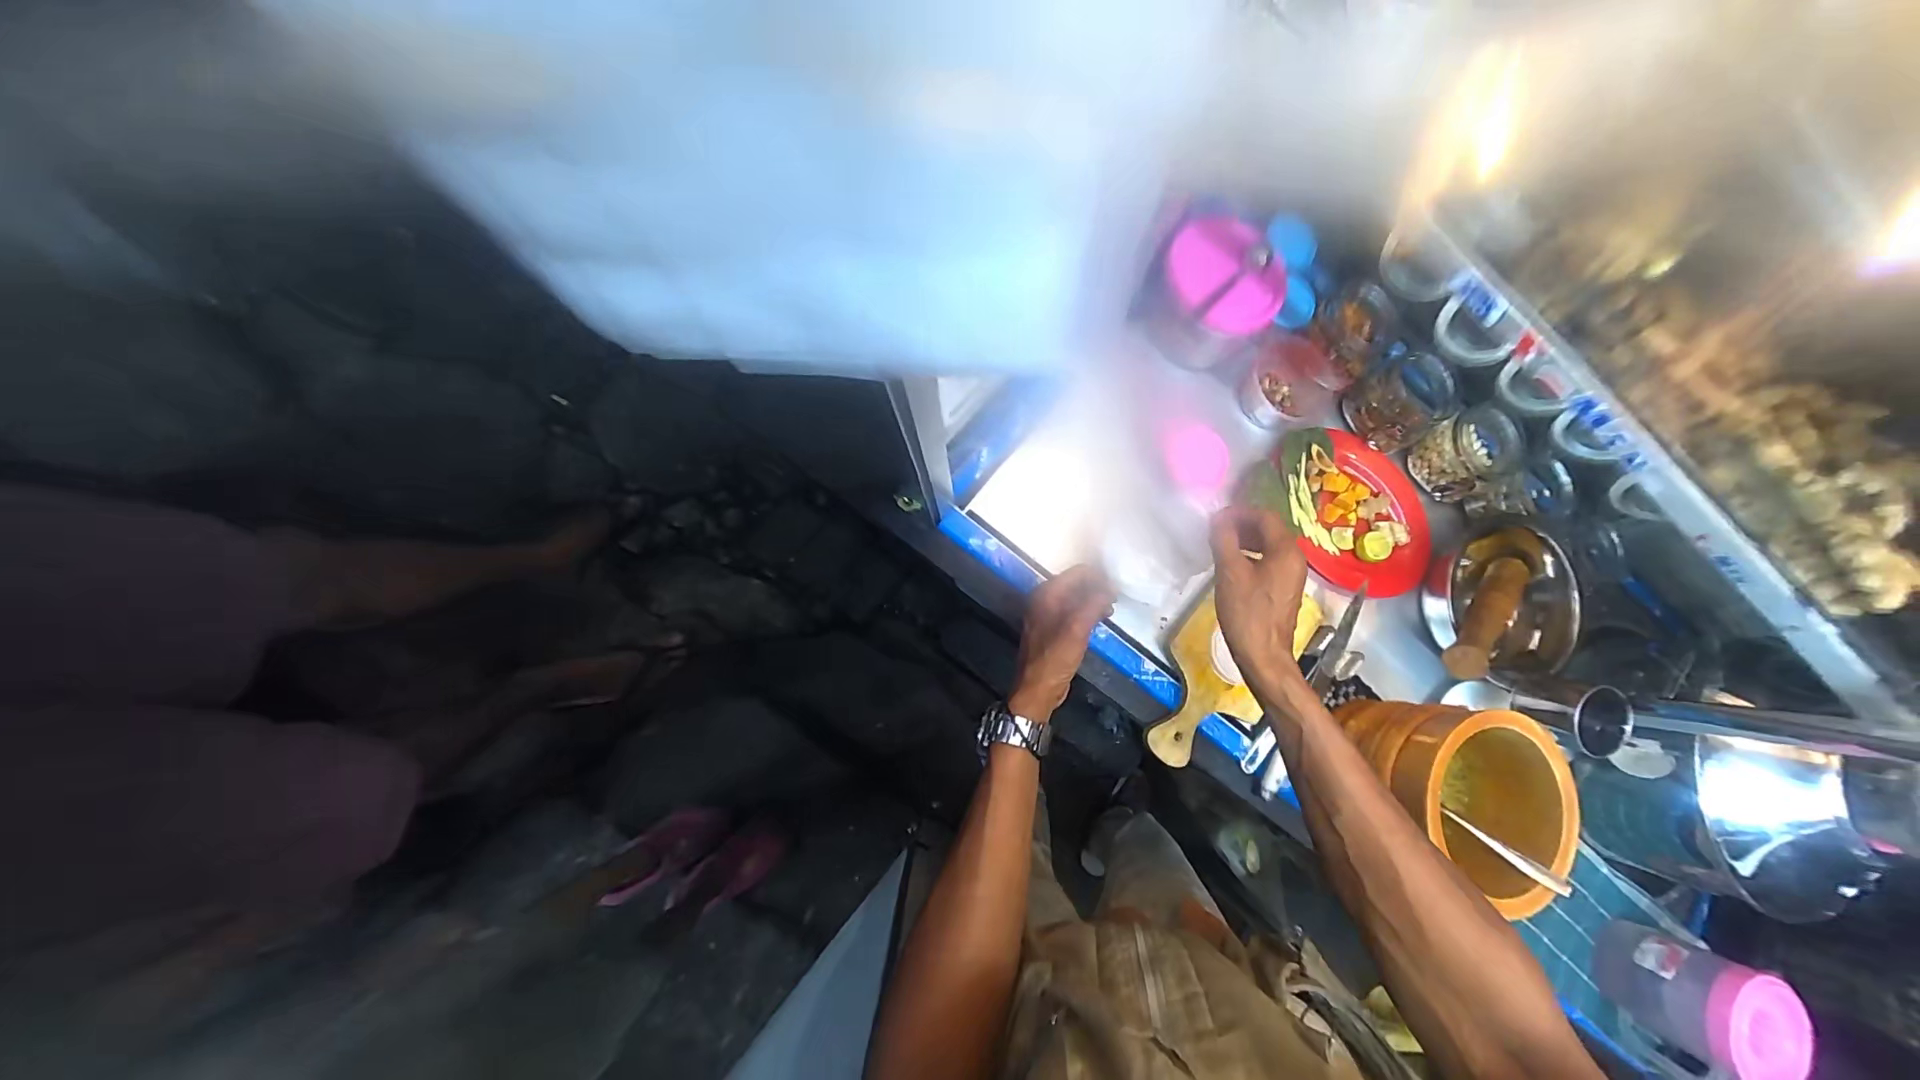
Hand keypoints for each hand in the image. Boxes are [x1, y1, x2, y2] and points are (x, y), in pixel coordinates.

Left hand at [1008, 565, 1115, 721]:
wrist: (1037, 690)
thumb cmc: (1055, 659)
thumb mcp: (1077, 629)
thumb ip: (1093, 604)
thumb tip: (1110, 587)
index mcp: (1045, 595)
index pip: (1076, 572)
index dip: (1098, 576)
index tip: (1118, 586)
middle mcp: (1044, 600)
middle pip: (1076, 583)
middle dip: (1097, 587)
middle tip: (1117, 598)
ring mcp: (1048, 614)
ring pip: (1076, 597)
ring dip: (1094, 600)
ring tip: (1111, 609)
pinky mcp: (1054, 628)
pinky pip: (1074, 611)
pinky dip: (1088, 611)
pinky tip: (1100, 618)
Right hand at [1209, 505, 1309, 695]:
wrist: (1263, 655)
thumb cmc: (1246, 612)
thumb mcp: (1230, 572)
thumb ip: (1224, 539)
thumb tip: (1220, 518)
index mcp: (1286, 550)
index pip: (1265, 516)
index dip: (1239, 512)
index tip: (1215, 518)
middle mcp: (1294, 558)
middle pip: (1269, 529)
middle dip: (1242, 525)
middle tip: (1215, 530)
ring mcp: (1291, 575)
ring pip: (1268, 546)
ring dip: (1244, 540)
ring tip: (1219, 546)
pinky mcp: (1283, 589)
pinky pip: (1268, 561)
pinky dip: (1250, 556)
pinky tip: (1231, 566)